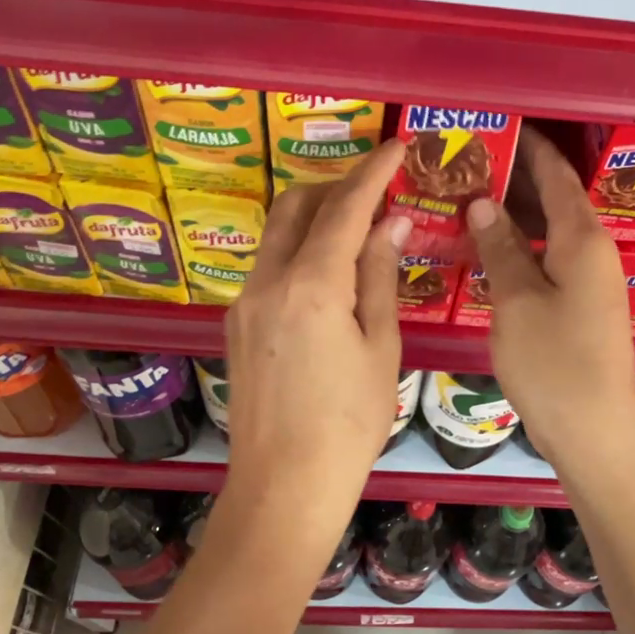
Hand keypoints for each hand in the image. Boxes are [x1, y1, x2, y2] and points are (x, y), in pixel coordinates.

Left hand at [223, 140, 409, 522]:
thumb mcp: (380, 347)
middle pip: (296, 205)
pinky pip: (269, 266)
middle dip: (336, 185)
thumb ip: (378, 275)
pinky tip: (328, 274)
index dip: (372, 170)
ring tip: (357, 229)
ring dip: (314, 217)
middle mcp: (267, 280)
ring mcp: (244, 302)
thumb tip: (389, 223)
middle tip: (377, 189)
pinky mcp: (236, 324)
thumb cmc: (348, 423)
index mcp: (310, 284)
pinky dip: (299, 251)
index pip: (344, 207)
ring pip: (277, 233)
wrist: (283, 488)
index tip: (398, 145)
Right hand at [467, 128, 634, 468]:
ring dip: (514, 213)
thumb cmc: (554, 363)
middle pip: (554, 199)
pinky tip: (487, 249)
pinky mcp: (581, 307)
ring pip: (549, 231)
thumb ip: (500, 246)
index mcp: (582, 238)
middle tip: (466, 161)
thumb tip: (483, 201)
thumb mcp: (516, 300)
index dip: (529, 147)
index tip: (498, 124)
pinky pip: (548, 258)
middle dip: (514, 177)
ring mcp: (590, 281)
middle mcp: (592, 251)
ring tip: (466, 197)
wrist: (595, 434)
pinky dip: (520, 246)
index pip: (555, 174)